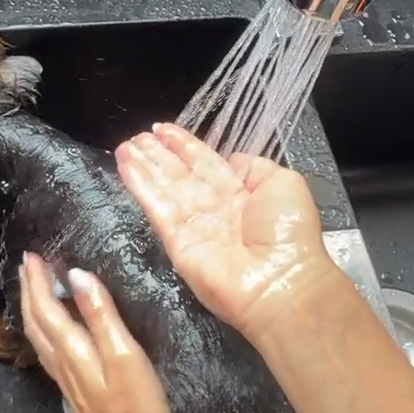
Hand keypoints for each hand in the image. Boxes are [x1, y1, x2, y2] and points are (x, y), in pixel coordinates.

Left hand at [18, 253, 170, 412]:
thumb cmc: (135, 408)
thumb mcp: (125, 354)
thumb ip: (100, 314)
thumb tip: (76, 275)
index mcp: (71, 347)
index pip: (45, 306)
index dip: (37, 280)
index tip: (31, 255)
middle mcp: (62, 360)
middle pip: (36, 319)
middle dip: (30, 289)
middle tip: (27, 265)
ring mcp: (66, 377)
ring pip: (38, 335)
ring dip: (33, 308)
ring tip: (34, 289)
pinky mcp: (74, 389)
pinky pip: (48, 349)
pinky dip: (44, 328)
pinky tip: (52, 330)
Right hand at [116, 123, 348, 340]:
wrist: (282, 282)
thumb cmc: (289, 232)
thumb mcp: (284, 183)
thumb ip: (255, 167)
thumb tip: (233, 159)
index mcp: (239, 193)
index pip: (205, 163)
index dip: (184, 146)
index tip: (163, 130)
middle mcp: (214, 208)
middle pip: (179, 175)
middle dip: (158, 155)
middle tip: (137, 137)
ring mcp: (194, 227)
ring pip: (163, 188)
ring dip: (144, 167)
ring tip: (124, 147)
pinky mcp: (177, 243)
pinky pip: (157, 209)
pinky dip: (141, 187)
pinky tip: (127, 167)